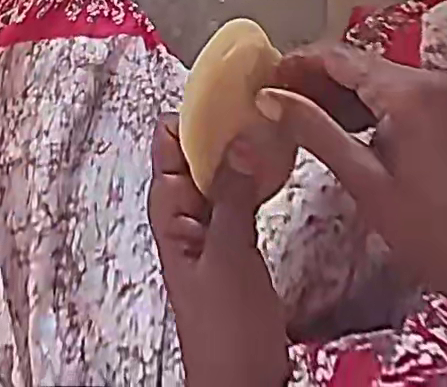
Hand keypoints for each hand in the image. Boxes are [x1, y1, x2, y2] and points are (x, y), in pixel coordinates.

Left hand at [149, 116, 290, 386]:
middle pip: (197, 146)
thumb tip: (239, 135)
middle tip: (260, 99)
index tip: (229, 89)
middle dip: (222, 123)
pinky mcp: (234, 231)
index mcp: (169, 205)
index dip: (194, 111)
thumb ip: (232, 194)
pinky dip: (253, 170)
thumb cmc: (226, 326)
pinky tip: (277, 158)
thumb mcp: (228, 255)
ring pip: (220, 165)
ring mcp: (210, 217)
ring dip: (241, 145)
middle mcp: (185, 204)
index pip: (169, 138)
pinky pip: (238, 186)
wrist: (244, 383)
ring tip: (272, 119)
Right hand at [258, 44, 446, 334]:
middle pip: (353, 62)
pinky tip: (331, 125)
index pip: (337, 55)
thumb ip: (314, 129)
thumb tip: (268, 96)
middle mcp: (424, 79)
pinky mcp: (438, 108)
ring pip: (368, 76)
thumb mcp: (363, 179)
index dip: (296, 62)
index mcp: (407, 91)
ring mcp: (435, 92)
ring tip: (294, 114)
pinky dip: (357, 103)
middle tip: (273, 99)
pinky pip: (386, 92)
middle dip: (311, 77)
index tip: (263, 79)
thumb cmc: (429, 230)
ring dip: (331, 91)